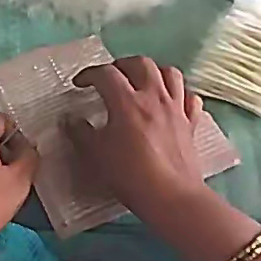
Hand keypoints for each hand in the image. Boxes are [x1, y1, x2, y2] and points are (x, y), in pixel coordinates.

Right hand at [67, 57, 210, 217]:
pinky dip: (178, 93)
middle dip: (121, 65)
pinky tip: (169, 101)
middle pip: (141, 64)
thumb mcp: (95, 153)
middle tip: (110, 76)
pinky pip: (189, 97)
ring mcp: (176, 108)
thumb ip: (80, 132)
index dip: (89, 74)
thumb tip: (70, 118)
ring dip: (153, 72)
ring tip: (141, 81)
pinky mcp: (191, 123)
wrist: (171, 196)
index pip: (106, 74)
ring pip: (169, 73)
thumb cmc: (129, 173)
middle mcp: (154, 97)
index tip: (80, 84)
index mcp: (127, 101)